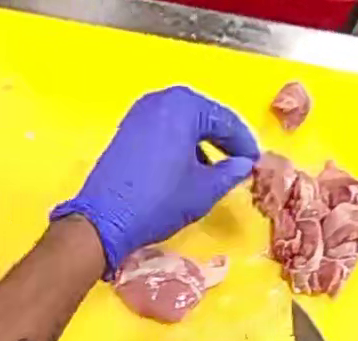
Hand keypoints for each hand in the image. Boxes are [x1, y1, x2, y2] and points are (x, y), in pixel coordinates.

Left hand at [50, 86, 259, 275]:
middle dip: (220, 143)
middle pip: (201, 120)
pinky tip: (180, 176)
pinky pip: (160, 138)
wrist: (104, 222)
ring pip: (179, 129)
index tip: (254, 162)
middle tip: (234, 166)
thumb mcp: (202, 192)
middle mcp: (159, 101)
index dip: (243, 144)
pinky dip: (175, 153)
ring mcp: (137, 117)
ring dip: (197, 149)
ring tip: (208, 176)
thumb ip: (229, 174)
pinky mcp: (123, 136)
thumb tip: (243, 166)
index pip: (225, 120)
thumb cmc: (157, 202)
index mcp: (184, 104)